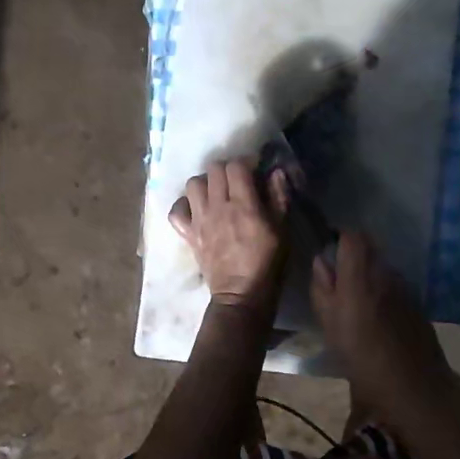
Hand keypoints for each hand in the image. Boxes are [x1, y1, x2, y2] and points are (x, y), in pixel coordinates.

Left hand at [168, 159, 289, 311]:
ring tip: (216, 193)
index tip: (255, 169)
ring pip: (192, 184)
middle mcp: (217, 207)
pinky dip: (184, 206)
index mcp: (243, 205)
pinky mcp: (188, 234)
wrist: (241, 296)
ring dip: (205, 183)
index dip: (246, 162)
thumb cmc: (268, 264)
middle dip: (226, 169)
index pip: (236, 166)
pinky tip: (196, 210)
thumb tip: (276, 171)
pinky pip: (176, 211)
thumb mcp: (283, 229)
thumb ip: (278, 197)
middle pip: (213, 169)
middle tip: (237, 180)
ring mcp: (199, 220)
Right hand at [311, 231, 451, 413]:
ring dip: (368, 274)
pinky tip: (375, 314)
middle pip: (370, 249)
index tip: (328, 249)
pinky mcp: (416, 302)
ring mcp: (405, 287)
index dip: (340, 237)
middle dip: (353, 256)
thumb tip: (321, 261)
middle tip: (336, 277)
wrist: (414, 385)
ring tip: (354, 299)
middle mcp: (385, 273)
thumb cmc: (361, 355)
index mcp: (360, 275)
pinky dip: (382, 291)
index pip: (353, 236)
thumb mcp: (329, 322)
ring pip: (382, 267)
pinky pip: (394, 285)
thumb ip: (322, 286)